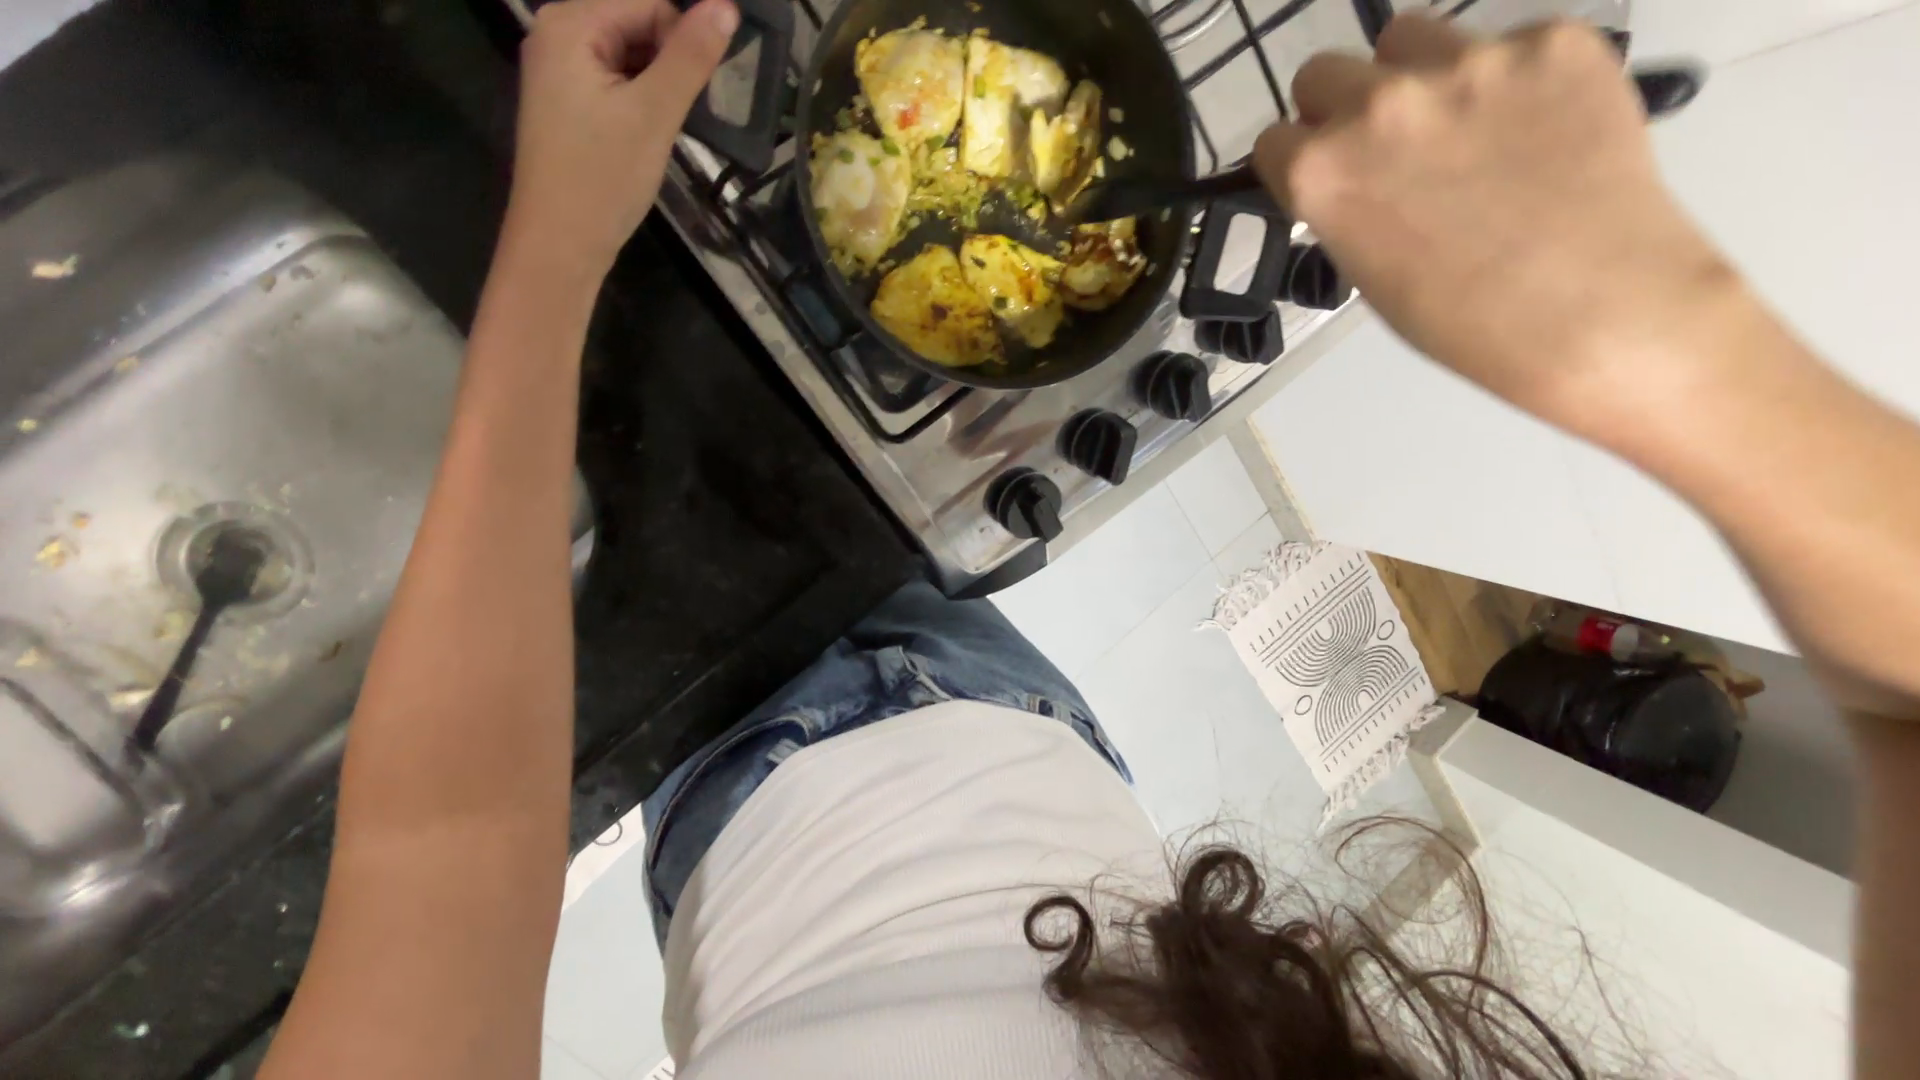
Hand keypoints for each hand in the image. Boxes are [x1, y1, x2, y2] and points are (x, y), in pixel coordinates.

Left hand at [504, 0, 738, 283]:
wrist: (560, 244)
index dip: (684, 38)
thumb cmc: (602, 178)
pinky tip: (650, 132)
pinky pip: (617, 79)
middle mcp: (557, 34)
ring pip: (631, 54)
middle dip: (671, 61)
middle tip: (684, 112)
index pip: (647, 1)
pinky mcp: (568, 101)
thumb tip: (726, 6)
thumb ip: (690, 57)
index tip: (701, 89)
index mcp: (570, 24)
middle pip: (637, 21)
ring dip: (660, 84)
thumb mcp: (654, 114)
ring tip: (667, 126)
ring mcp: (559, 69)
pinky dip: (642, 99)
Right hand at [1254, 16, 1738, 435]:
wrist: (1595, 310)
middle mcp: (1379, 103)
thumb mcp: (1366, 270)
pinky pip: (1506, 42)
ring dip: (1413, 75)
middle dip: (1338, 109)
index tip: (1326, 181)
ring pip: (1407, 38)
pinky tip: (1536, 129)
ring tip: (1459, 125)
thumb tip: (1355, 173)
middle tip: (1382, 149)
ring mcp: (1469, 62)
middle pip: (1323, 73)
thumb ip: (1344, 204)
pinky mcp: (1554, 41)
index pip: (1274, 140)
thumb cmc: (1462, 320)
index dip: (1299, 163)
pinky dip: (1508, 78)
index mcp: (1322, 171)